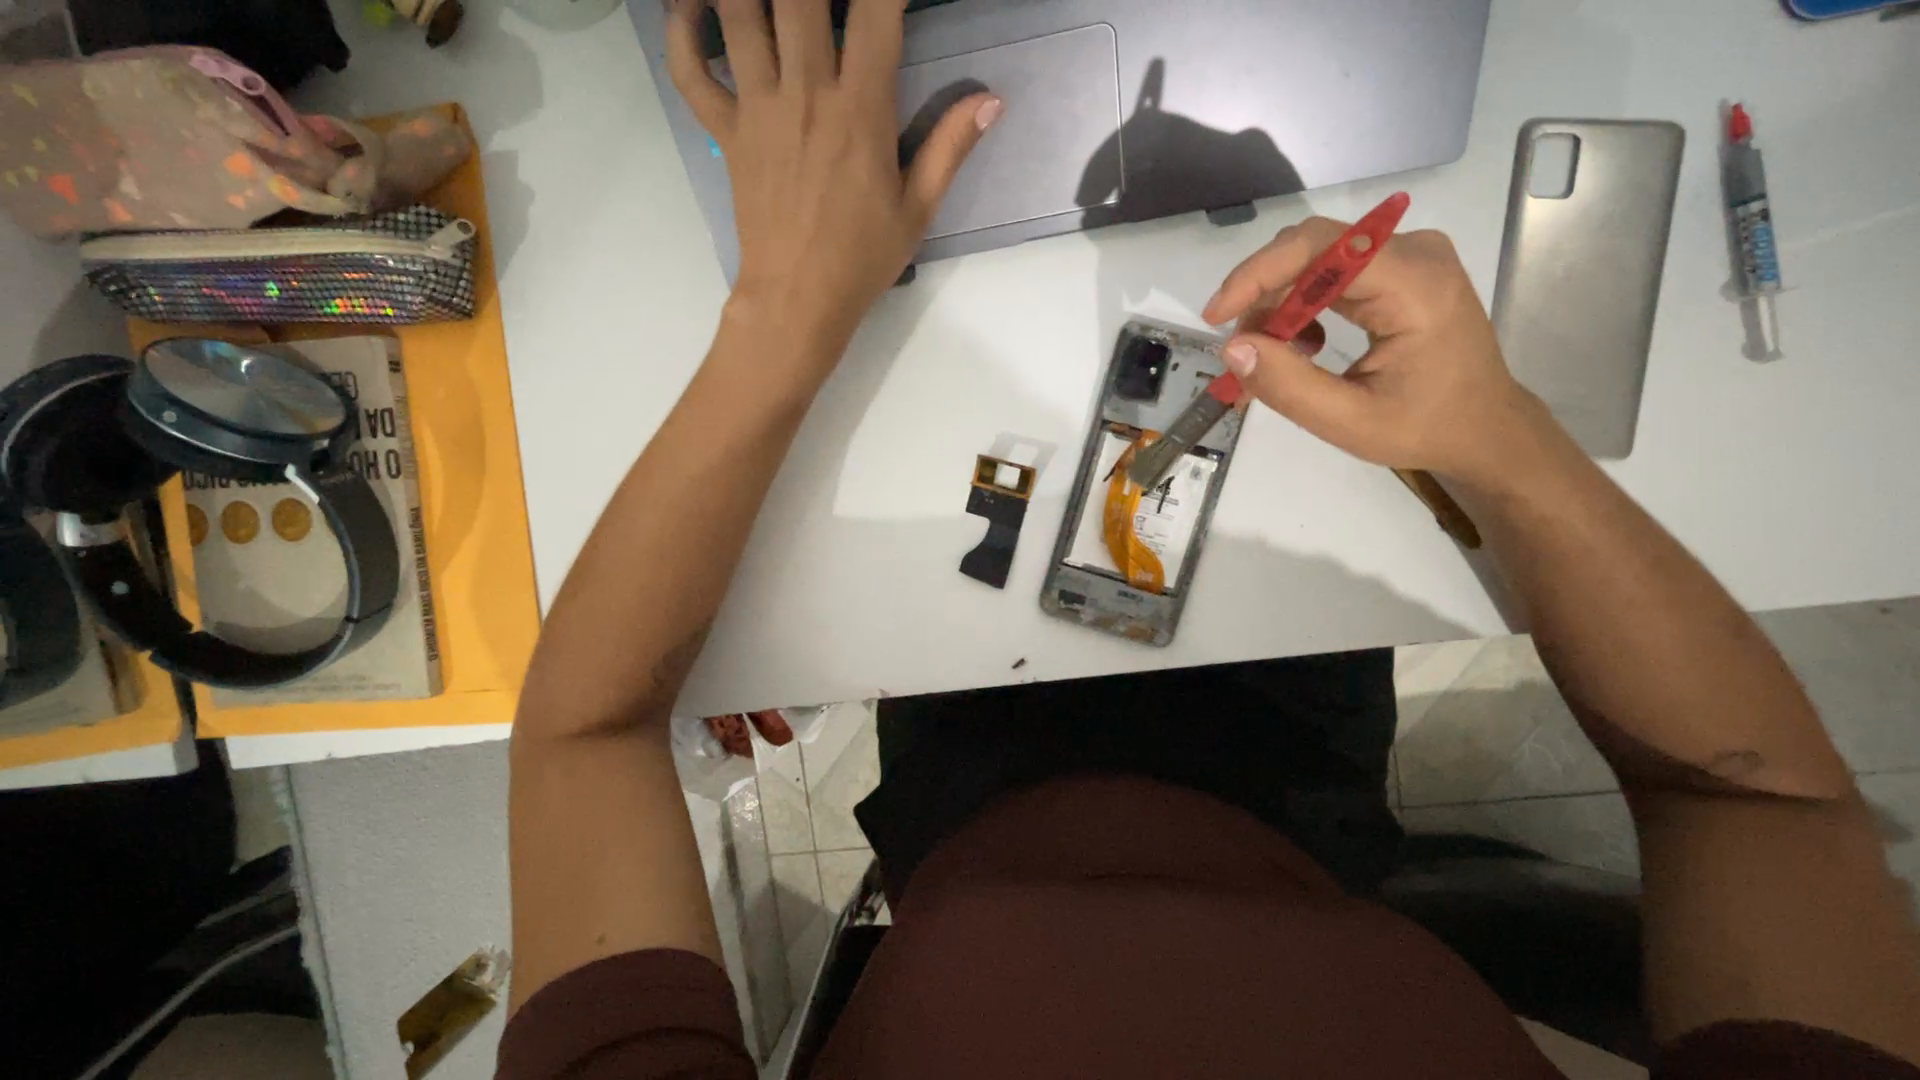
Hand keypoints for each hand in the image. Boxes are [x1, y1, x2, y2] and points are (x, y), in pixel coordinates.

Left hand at [667, 0, 1002, 370]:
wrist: (796, 298)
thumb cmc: (862, 258)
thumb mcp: (918, 209)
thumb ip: (950, 147)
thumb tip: (992, 101)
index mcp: (860, 111)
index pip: (875, 12)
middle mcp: (805, 94)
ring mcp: (757, 108)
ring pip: (739, 13)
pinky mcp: (725, 130)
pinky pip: (690, 69)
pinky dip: (682, 29)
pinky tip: (694, 5)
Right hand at [1202, 218, 1558, 490]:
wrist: (1485, 427)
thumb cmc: (1425, 427)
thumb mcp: (1349, 421)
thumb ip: (1288, 385)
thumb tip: (1233, 348)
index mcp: (1415, 286)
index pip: (1320, 247)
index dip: (1259, 273)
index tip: (1217, 315)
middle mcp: (1415, 253)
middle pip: (1313, 248)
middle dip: (1264, 295)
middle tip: (1239, 349)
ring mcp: (1410, 257)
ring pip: (1317, 259)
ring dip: (1279, 305)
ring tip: (1267, 357)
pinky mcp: (1401, 269)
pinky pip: (1332, 272)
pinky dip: (1301, 306)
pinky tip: (1302, 347)